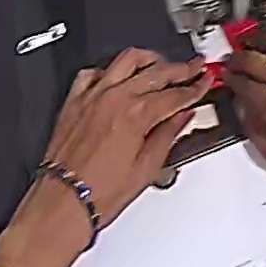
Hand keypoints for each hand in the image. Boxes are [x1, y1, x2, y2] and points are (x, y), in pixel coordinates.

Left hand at [0, 49, 208, 266]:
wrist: (61, 207)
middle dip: (182, 68)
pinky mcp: (75, 101)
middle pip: (158, 70)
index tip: (204, 81)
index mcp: (137, 114)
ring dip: (150, 59)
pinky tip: (118, 76)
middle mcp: (116, 98)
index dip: (196, 86)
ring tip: (161, 63)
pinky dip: (109, 70)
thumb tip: (183, 117)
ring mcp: (94, 96)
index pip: (176, 93)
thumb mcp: (147, 168)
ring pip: (128, 59)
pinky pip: (93, 72)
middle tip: (194, 66)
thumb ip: (169, 135)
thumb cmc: (98, 195)